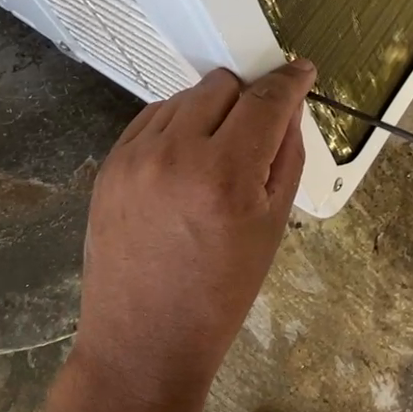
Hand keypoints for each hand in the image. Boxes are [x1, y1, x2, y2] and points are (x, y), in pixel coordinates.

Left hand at [43, 60, 314, 411]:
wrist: (144, 341)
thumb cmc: (220, 291)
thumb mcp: (272, 225)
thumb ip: (287, 154)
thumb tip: (290, 106)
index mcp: (225, 175)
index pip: (265, 99)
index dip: (289, 79)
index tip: (301, 70)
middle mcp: (176, 154)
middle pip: (223, 84)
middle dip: (246, 100)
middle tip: (252, 134)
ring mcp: (136, 156)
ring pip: (187, 95)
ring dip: (210, 112)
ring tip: (214, 156)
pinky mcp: (111, 163)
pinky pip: (154, 115)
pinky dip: (176, 126)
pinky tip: (183, 162)